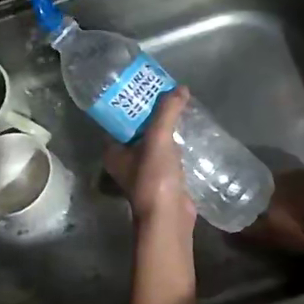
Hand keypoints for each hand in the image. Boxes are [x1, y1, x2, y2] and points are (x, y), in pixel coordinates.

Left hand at [104, 89, 195, 230]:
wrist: (168, 218)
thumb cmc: (154, 177)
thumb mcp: (158, 139)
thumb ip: (167, 112)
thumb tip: (180, 89)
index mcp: (113, 150)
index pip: (119, 118)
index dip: (132, 101)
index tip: (147, 85)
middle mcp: (124, 159)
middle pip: (138, 128)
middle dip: (153, 111)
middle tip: (169, 92)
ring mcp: (144, 170)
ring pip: (154, 141)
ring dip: (166, 126)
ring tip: (181, 106)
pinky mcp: (162, 179)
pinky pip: (168, 153)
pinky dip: (176, 142)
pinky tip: (189, 131)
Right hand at [243, 169, 303, 252]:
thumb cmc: (301, 226)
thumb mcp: (270, 235)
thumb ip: (248, 232)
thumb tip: (226, 232)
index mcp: (270, 184)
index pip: (256, 186)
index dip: (255, 196)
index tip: (254, 205)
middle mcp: (289, 173)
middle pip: (279, 182)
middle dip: (279, 193)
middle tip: (279, 208)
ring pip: (301, 182)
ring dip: (300, 192)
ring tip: (302, 207)